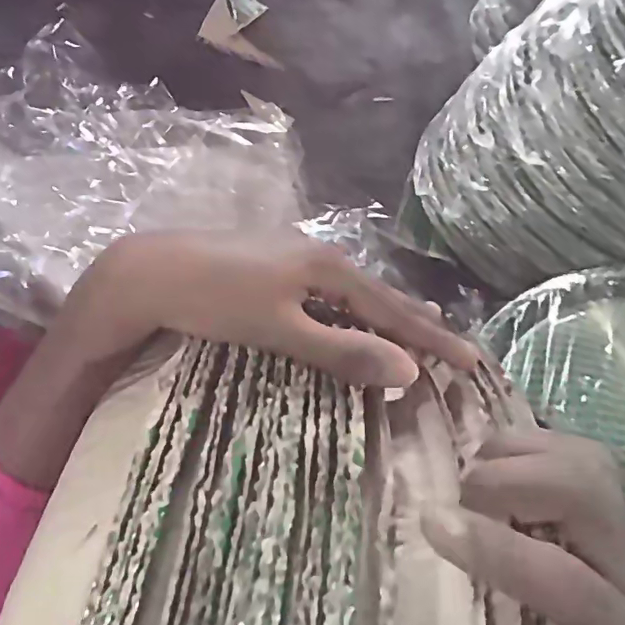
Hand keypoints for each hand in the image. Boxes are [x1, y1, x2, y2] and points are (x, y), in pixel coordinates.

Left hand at [56, 230, 480, 387]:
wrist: (152, 270)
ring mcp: (294, 254)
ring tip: (416, 328)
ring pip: (354, 290)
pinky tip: (350, 315)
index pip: (393, 309)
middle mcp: (319, 254)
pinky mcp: (273, 263)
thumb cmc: (217, 300)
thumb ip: (342, 349)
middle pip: (380, 293)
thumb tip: (409, 370)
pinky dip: (352, 308)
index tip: (472, 360)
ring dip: (386, 313)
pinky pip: (329, 289)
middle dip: (418, 321)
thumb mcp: (281, 328)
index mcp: (328, 267)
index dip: (432, 338)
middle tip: (456, 345)